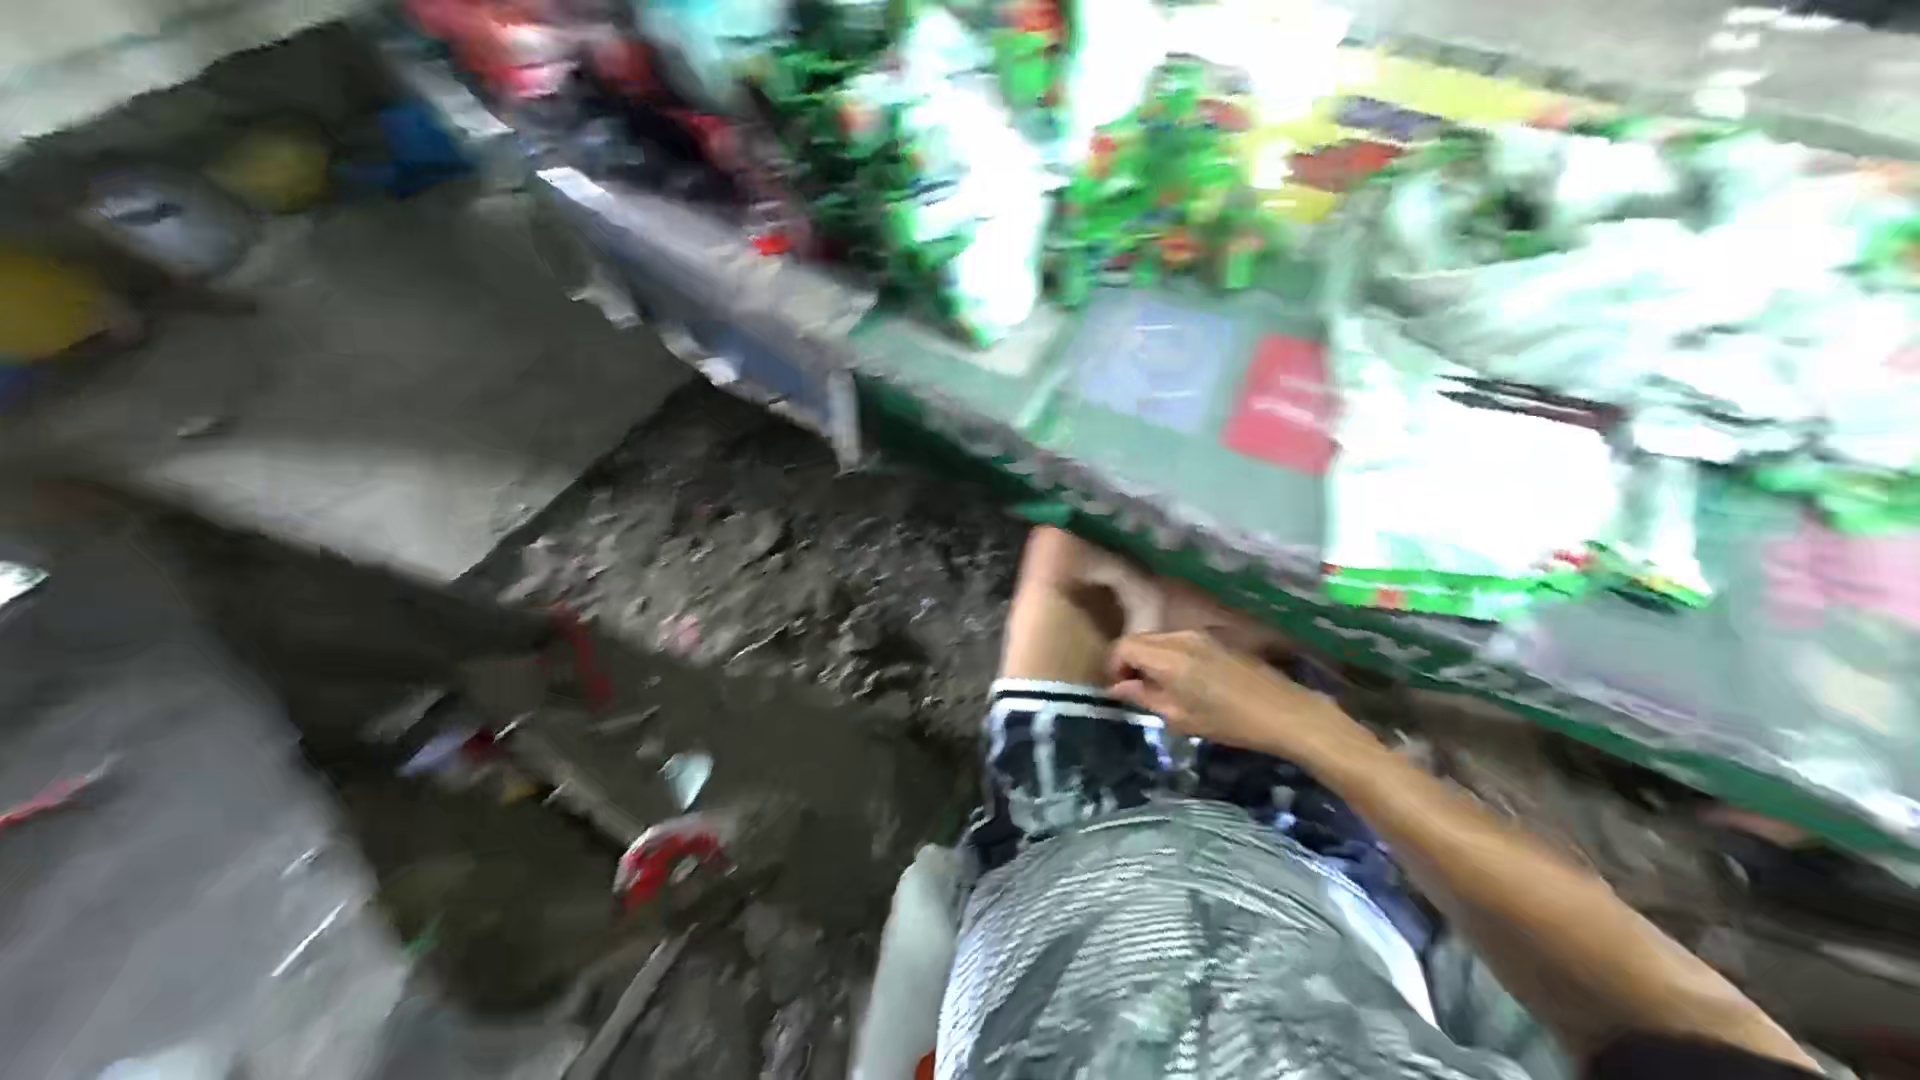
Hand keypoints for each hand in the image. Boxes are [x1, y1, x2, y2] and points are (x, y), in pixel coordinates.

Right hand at [1106, 631, 1377, 765]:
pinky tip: (1185, 681)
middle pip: (1139, 639)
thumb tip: (1119, 687)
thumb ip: (1144, 696)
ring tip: (1161, 688)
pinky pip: (1178, 642)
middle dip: (1130, 661)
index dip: (1114, 666)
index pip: (1123, 646)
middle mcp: (1180, 637)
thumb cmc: (1228, 721)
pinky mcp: (1215, 638)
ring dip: (1151, 658)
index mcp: (1167, 656)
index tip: (1121, 689)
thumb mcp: (1179, 717)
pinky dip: (1169, 656)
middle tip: (1137, 690)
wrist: (1284, 712)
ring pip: (1159, 640)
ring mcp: (1199, 635)